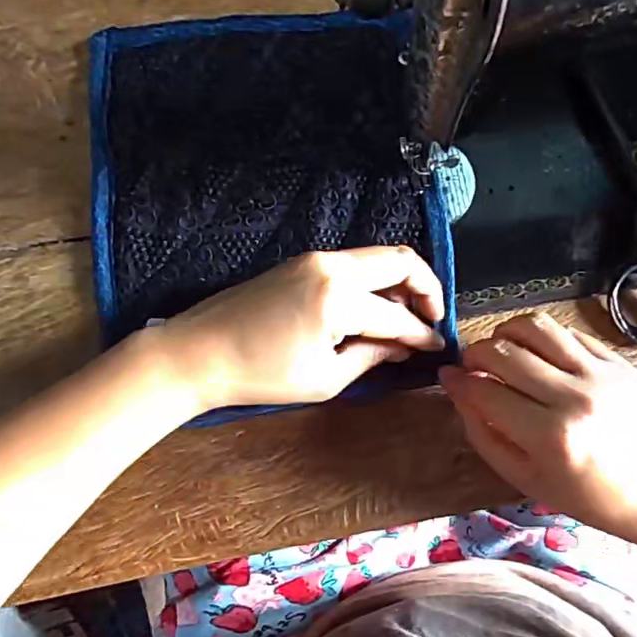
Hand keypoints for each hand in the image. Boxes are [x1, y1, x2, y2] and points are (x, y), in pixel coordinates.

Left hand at [150, 246, 446, 411]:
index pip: (398, 314)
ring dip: (399, 283)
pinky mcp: (299, 262)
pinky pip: (352, 263)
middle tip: (432, 320)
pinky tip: (372, 311)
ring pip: (376, 258)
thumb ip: (372, 357)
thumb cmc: (259, 374)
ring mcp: (312, 258)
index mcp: (337, 296)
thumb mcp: (324, 378)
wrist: (197, 353)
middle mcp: (330, 265)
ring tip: (405, 319)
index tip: (439, 346)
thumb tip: (403, 347)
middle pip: (400, 260)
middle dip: (426, 288)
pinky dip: (372, 282)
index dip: (424, 333)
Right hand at [439, 312, 636, 543]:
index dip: (458, 381)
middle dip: (475, 354)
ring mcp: (601, 375)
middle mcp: (575, 398)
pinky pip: (567, 332)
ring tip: (501, 351)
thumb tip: (456, 386)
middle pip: (504, 352)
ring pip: (536, 327)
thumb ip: (482, 431)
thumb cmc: (585, 495)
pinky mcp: (618, 362)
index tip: (447, 377)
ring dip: (506, 333)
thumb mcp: (522, 476)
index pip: (485, 392)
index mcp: (551, 436)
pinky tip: (536, 356)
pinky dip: (540, 338)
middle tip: (472, 366)